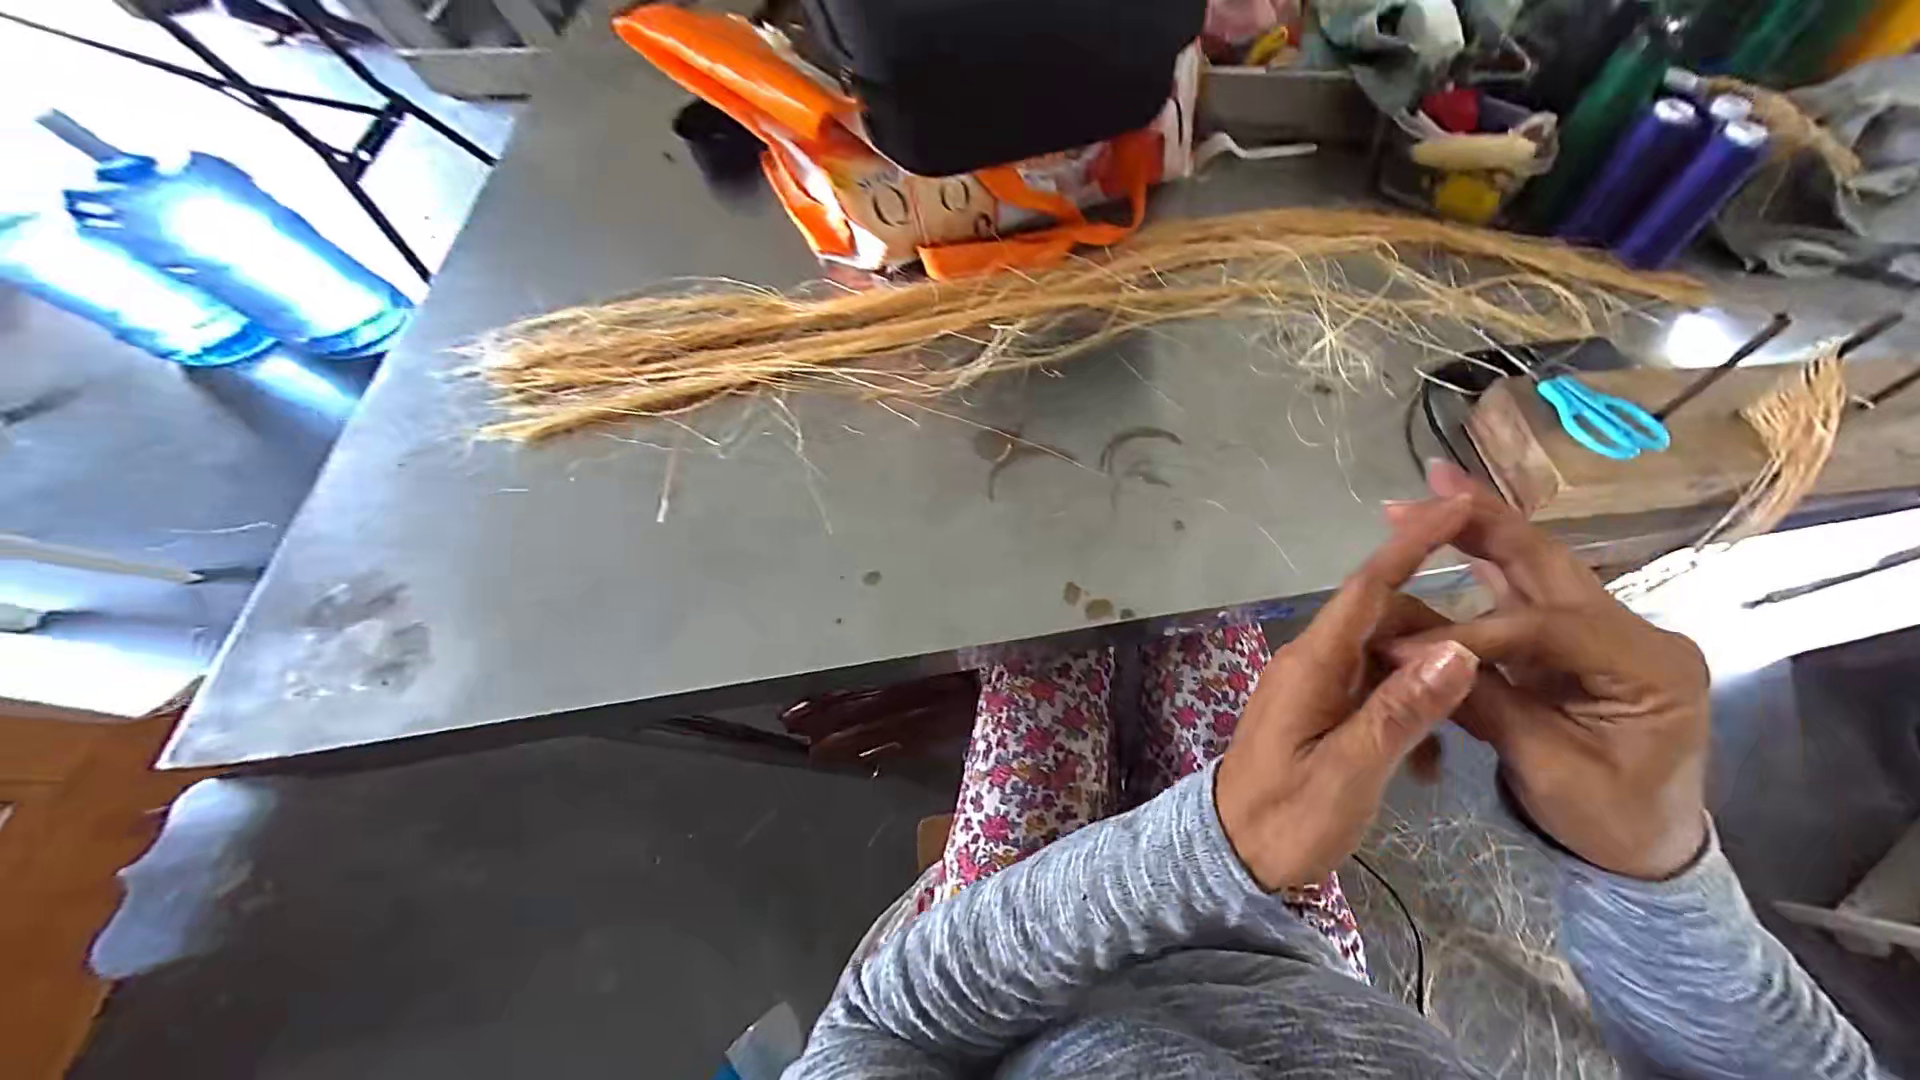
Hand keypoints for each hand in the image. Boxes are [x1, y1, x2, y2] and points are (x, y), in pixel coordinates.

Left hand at [1216, 497, 1482, 891]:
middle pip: (1382, 623)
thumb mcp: (1351, 771)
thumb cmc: (1287, 816)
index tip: (1452, 505)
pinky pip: (1371, 691)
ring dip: (1424, 690)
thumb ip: (1400, 711)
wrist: (1235, 849)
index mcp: (1312, 664)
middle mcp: (1309, 662)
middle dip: (1436, 641)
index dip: (1409, 545)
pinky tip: (1426, 764)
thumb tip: (1457, 650)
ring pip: (1383, 659)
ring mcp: (1311, 685)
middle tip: (1484, 685)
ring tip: (1449, 750)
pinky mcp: (1317, 709)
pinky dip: (1405, 714)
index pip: (1365, 590)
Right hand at [1390, 461, 1711, 880]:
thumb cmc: (1608, 815)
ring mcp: (1602, 629)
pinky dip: (1483, 556)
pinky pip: (1521, 587)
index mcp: (1646, 666)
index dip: (1463, 632)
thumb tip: (1403, 655)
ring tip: (1435, 488)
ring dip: (1479, 525)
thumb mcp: (1546, 767)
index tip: (1395, 647)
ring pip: (1535, 563)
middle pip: (1549, 563)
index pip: (1540, 627)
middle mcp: (1631, 631)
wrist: (1646, 844)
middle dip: (1482, 522)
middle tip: (1424, 491)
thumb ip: (1481, 700)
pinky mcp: (1572, 636)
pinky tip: (1453, 528)